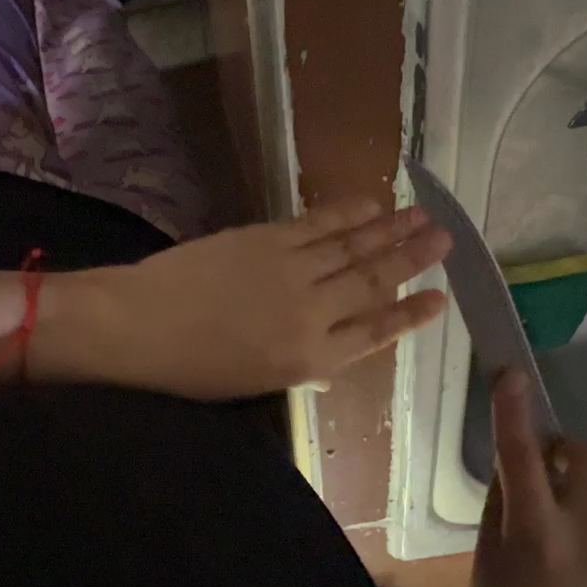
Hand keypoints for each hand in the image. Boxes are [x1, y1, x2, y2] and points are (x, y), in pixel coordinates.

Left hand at [38, 198, 450, 398]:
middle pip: (373, 282)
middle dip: (414, 259)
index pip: (375, 334)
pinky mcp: (266, 239)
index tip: (440, 299)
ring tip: (427, 214)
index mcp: (309, 361)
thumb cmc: (190, 370)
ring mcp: (291, 272)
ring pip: (354, 248)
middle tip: (449, 239)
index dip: (410, 315)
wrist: (138, 328)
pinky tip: (372, 203)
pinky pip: (318, 224)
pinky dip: (348, 213)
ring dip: (393, 230)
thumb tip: (334, 363)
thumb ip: (301, 368)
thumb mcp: (252, 383)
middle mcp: (312, 315)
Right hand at [466, 371, 586, 586]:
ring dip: (576, 500)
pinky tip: (575, 575)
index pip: (522, 456)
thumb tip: (517, 464)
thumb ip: (504, 505)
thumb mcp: (484, 558)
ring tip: (554, 547)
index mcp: (534, 534)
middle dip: (567, 451)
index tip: (511, 375)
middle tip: (542, 470)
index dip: (514, 412)